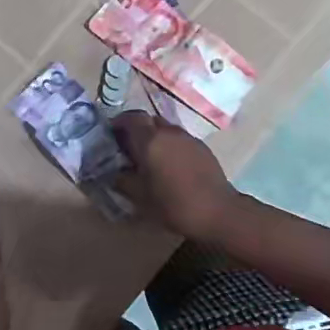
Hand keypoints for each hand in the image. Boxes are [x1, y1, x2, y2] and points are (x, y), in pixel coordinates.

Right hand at [111, 112, 240, 242]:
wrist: (217, 212)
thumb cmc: (173, 204)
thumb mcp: (139, 196)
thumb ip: (122, 180)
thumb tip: (113, 172)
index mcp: (150, 140)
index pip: (131, 118)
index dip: (119, 123)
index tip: (111, 135)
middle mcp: (169, 132)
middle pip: (149, 120)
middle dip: (137, 130)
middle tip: (128, 147)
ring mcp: (188, 138)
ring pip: (165, 129)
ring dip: (154, 137)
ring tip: (149, 158)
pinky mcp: (202, 148)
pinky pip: (179, 139)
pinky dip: (170, 145)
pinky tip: (169, 165)